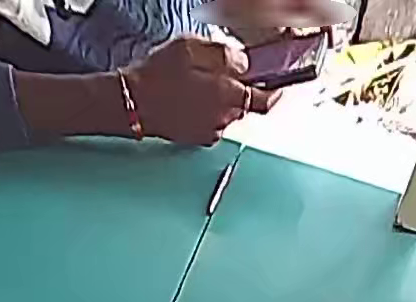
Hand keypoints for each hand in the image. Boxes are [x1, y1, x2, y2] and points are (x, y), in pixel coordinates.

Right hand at [124, 37, 275, 145]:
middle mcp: (224, 118)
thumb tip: (244, 62)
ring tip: (196, 83)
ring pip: (227, 113)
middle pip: (243, 104)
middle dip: (237, 89)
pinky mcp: (201, 138)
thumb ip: (223, 55)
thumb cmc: (159, 76)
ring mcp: (213, 131)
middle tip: (219, 72)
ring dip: (220, 99)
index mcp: (227, 95)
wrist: (135, 104)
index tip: (279, 87)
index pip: (264, 100)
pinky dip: (208, 110)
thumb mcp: (191, 49)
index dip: (274, 93)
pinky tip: (189, 98)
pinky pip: (213, 122)